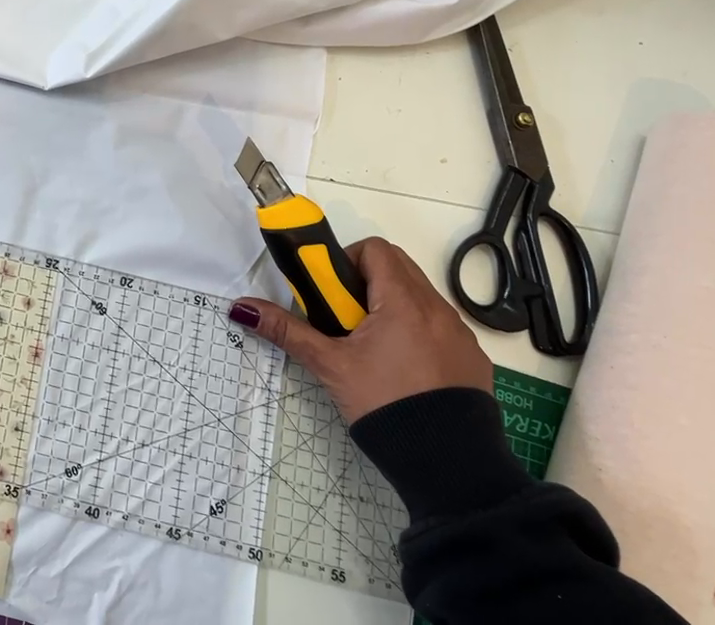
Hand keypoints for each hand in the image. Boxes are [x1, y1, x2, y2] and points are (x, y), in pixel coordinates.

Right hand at [229, 237, 493, 423]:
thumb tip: (241, 307)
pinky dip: (416, 330)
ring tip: (369, 346)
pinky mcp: (473, 358)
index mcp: (403, 301)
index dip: (346, 260)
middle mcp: (437, 308)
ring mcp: (460, 333)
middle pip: (397, 266)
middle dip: (364, 280)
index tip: (330, 292)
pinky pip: (439, 325)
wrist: (450, 465)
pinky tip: (401, 368)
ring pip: (419, 296)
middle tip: (342, 316)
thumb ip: (287, 331)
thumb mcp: (330, 365)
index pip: (374, 249)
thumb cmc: (384, 403)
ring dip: (390, 304)